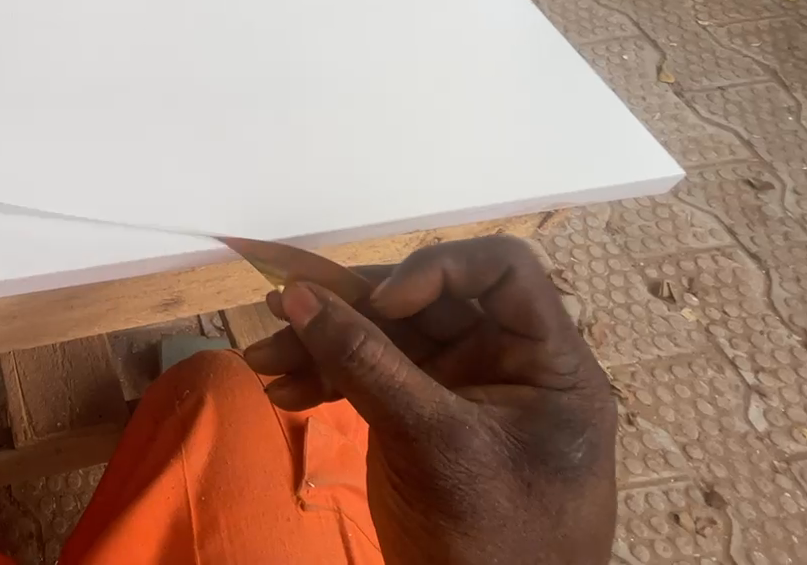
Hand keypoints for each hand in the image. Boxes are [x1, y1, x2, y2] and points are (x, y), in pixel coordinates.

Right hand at [242, 235, 616, 564]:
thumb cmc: (492, 544)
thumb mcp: (431, 444)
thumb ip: (364, 362)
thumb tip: (295, 292)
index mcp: (544, 365)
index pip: (502, 271)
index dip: (439, 269)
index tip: (384, 304)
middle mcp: (501, 362)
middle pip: (419, 300)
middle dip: (346, 309)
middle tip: (283, 311)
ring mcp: (454, 387)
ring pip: (379, 333)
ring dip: (318, 341)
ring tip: (263, 357)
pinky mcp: (414, 410)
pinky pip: (363, 370)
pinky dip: (321, 375)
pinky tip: (282, 389)